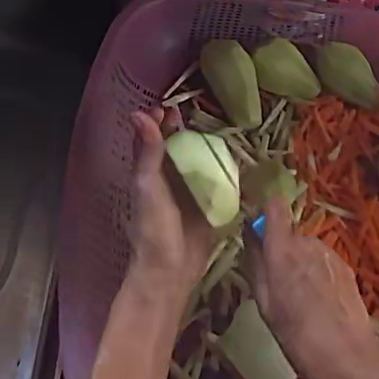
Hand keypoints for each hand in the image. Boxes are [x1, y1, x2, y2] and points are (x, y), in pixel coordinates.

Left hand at [123, 107, 214, 298]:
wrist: (171, 272)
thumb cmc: (153, 227)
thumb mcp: (148, 184)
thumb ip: (148, 150)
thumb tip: (138, 112)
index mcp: (151, 168)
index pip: (155, 134)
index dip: (162, 118)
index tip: (176, 105)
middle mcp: (170, 175)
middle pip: (181, 144)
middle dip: (192, 129)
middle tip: (208, 115)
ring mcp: (190, 190)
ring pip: (200, 160)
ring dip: (211, 147)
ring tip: (229, 131)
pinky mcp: (208, 204)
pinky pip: (218, 182)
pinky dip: (226, 170)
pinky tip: (241, 159)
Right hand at [251, 197, 378, 378]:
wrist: (351, 358)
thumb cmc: (299, 337)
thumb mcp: (266, 306)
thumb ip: (256, 265)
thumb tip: (249, 236)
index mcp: (282, 250)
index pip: (274, 206)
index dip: (265, 210)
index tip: (257, 225)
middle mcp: (305, 242)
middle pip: (288, 234)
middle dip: (282, 250)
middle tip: (280, 283)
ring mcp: (328, 252)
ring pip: (305, 248)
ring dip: (301, 263)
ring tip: (303, 298)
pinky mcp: (345, 264)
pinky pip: (322, 259)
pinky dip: (318, 272)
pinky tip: (322, 301)